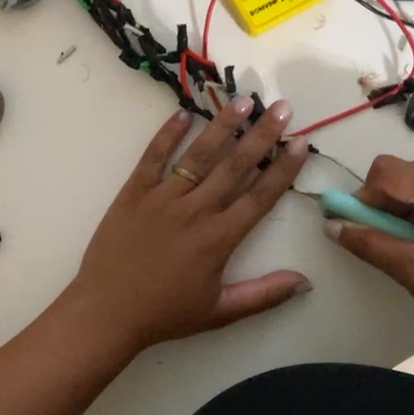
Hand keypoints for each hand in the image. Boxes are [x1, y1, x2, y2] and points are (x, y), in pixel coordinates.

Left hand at [60, 99, 312, 354]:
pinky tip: (183, 113)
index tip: (301, 143)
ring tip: (241, 101)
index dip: (283, 169)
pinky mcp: (133, 192)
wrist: (107, 310)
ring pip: (198, 155)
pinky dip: (167, 134)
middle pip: (234, 166)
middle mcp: (195, 210)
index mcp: (219, 238)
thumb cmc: (165, 313)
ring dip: (221, 126)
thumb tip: (305, 280)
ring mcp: (162, 197)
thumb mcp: (220, 312)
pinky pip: (153, 157)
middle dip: (260, 135)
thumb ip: (265, 294)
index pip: (260, 196)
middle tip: (280, 108)